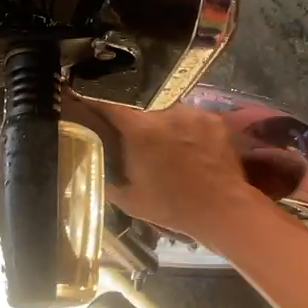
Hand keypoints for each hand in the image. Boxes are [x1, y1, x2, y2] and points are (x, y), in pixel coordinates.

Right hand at [63, 96, 262, 237]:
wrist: (223, 210)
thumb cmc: (172, 207)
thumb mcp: (129, 199)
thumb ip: (107, 177)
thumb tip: (89, 163)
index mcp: (141, 129)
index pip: (109, 102)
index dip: (94, 99)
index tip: (84, 97)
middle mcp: (166, 112)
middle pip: (140, 104)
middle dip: (134, 117)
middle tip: (133, 134)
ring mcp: (193, 112)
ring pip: (167, 109)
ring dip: (162, 122)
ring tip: (166, 143)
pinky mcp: (213, 118)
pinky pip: (191, 116)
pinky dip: (186, 128)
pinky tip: (189, 146)